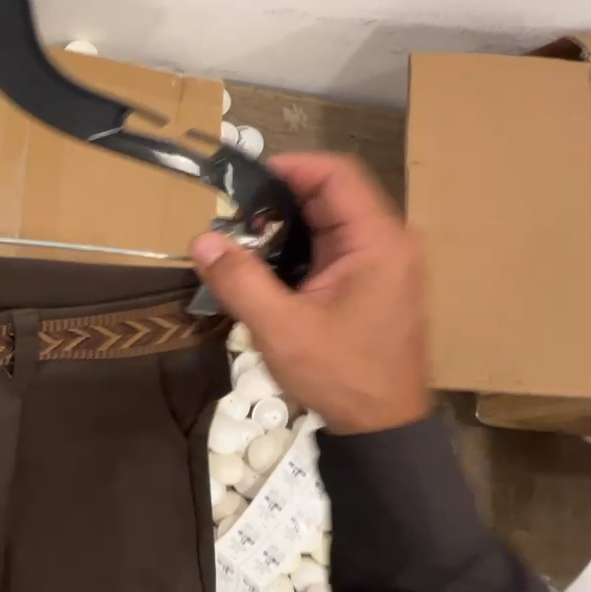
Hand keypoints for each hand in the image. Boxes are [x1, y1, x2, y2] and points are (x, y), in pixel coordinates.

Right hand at [189, 153, 428, 434]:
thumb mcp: (280, 328)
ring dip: (286, 227)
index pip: (337, 176)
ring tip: (241, 242)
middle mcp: (389, 242)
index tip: (243, 177)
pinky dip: (298, 251)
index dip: (290, 166)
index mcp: (378, 241)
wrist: (381, 424)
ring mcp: (384, 265)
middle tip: (232, 217)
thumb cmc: (339, 373)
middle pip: (333, 197)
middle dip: (280, 200)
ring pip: (331, 224)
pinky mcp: (373, 285)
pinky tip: (266, 270)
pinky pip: (333, 250)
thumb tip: (201, 241)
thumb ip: (240, 281)